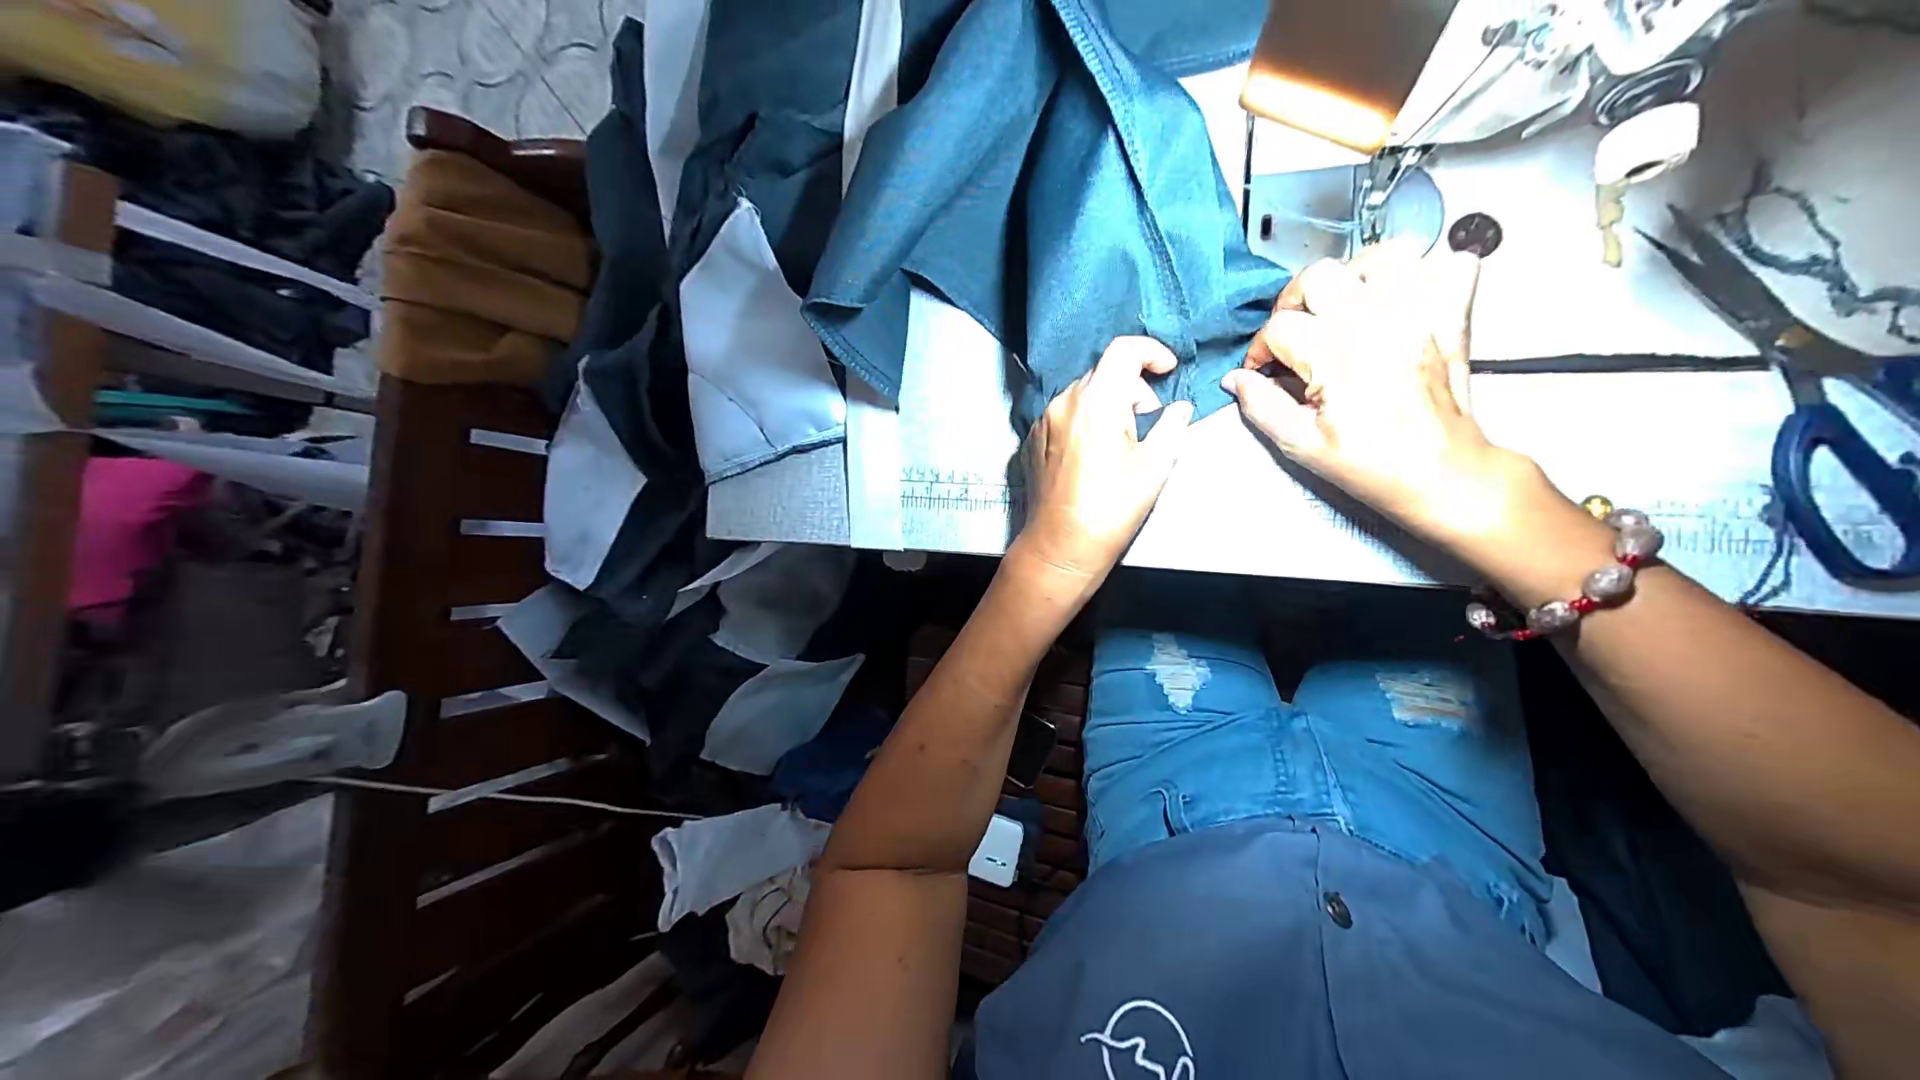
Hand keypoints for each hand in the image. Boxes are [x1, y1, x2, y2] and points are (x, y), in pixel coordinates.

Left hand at [1016, 337, 1195, 586]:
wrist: (1059, 547)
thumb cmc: (1110, 510)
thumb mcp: (1154, 468)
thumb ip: (1172, 428)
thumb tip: (1180, 409)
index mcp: (1096, 402)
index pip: (1123, 350)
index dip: (1151, 352)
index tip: (1167, 370)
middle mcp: (1064, 403)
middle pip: (1103, 372)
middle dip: (1131, 386)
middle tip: (1148, 418)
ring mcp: (1044, 421)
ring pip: (1082, 394)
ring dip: (1107, 403)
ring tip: (1120, 441)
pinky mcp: (1032, 440)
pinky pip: (1064, 415)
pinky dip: (1084, 420)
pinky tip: (1094, 453)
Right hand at [1222, 244, 1554, 556]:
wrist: (1440, 474)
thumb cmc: (1376, 465)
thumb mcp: (1301, 444)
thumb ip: (1261, 406)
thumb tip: (1237, 380)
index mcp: (1335, 351)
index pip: (1277, 327)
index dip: (1259, 351)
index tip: (1260, 370)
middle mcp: (1376, 321)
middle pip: (1317, 277)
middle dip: (1293, 302)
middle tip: (1291, 333)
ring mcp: (1417, 313)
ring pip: (1378, 257)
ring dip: (1352, 276)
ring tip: (1340, 306)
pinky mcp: (1448, 318)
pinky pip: (1445, 265)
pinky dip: (1424, 272)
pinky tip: (1399, 298)